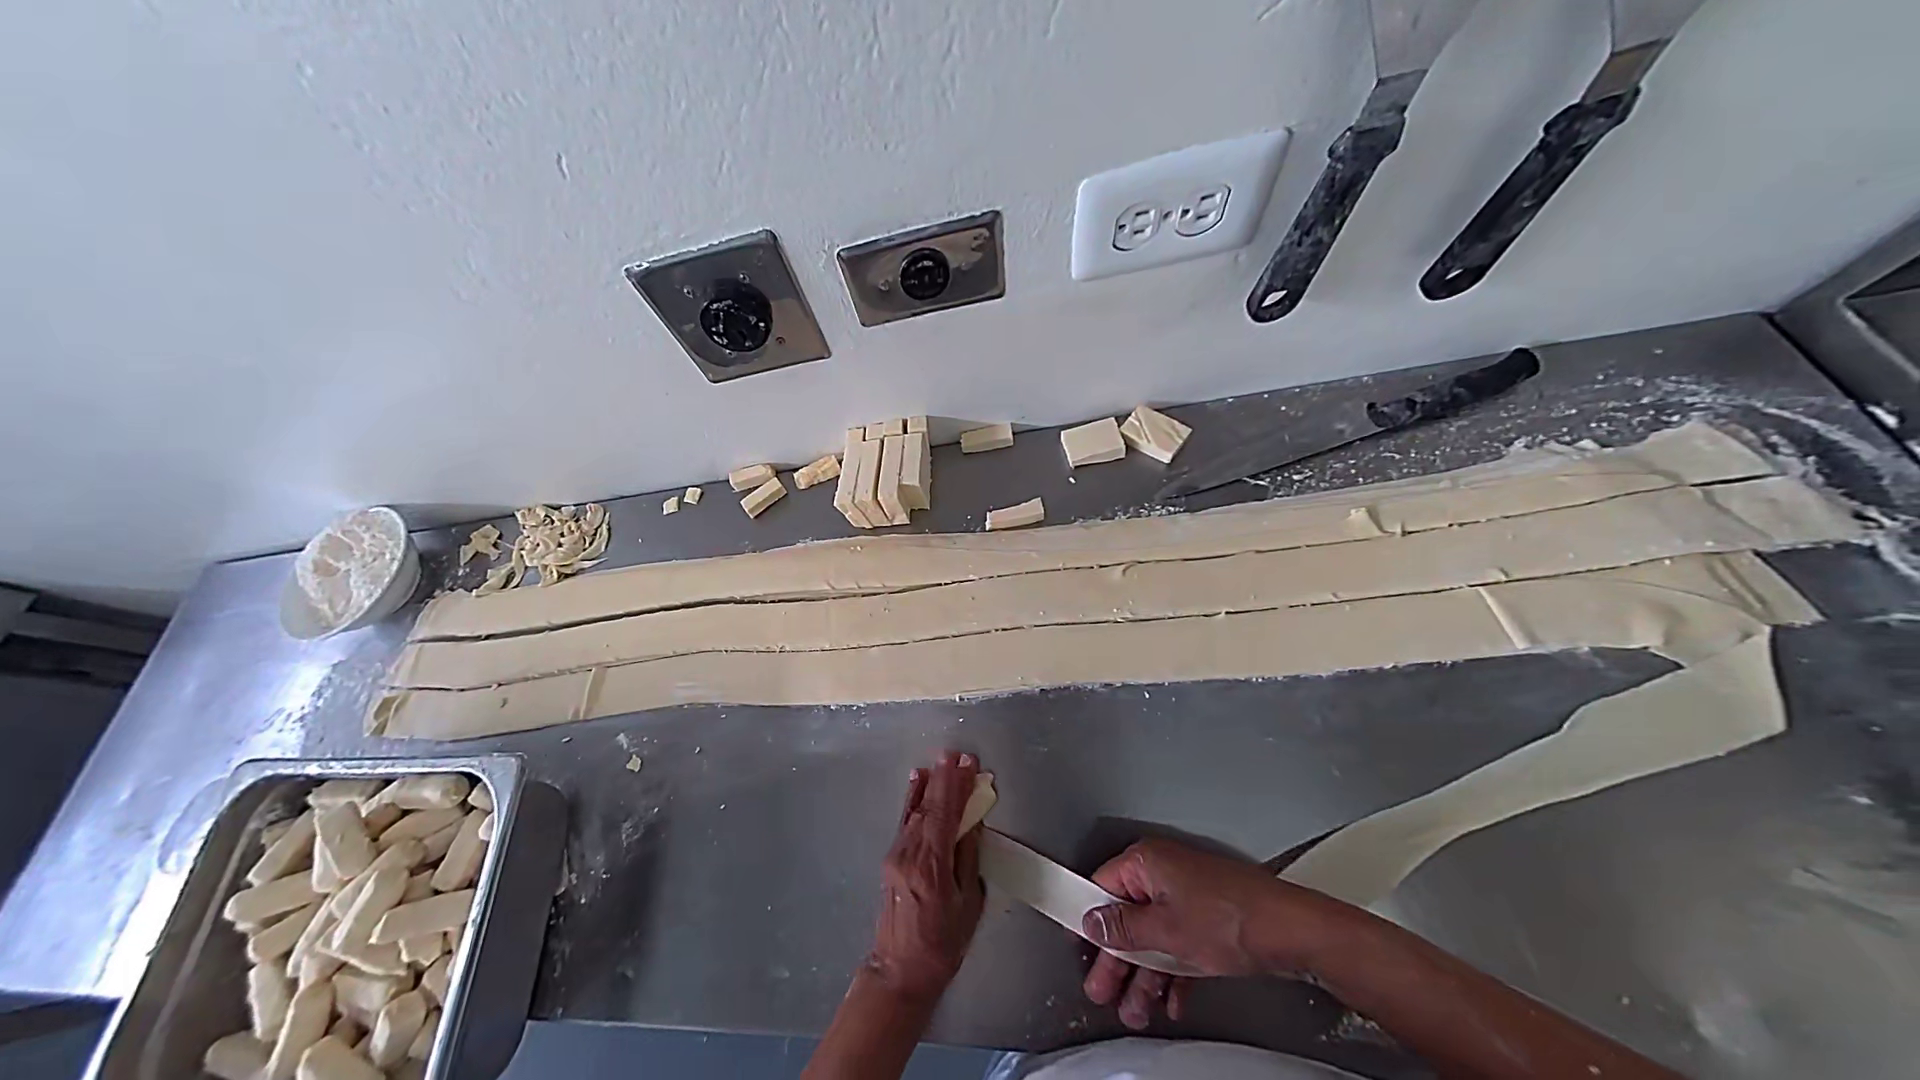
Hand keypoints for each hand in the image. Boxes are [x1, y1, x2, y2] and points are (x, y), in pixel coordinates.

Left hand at [863, 751, 985, 1003]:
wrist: (899, 970)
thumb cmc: (942, 944)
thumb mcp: (968, 904)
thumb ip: (968, 858)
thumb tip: (973, 822)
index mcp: (932, 866)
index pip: (947, 814)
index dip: (958, 786)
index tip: (969, 764)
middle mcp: (909, 854)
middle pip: (930, 807)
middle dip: (946, 778)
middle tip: (960, 755)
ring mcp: (896, 854)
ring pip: (916, 810)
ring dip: (931, 784)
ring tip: (943, 762)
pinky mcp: (890, 858)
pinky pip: (906, 821)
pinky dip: (914, 799)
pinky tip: (918, 782)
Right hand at [1080, 837, 1357, 1029]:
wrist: (1292, 931)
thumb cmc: (1233, 918)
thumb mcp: (1164, 931)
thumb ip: (1122, 929)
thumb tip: (1095, 922)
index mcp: (1146, 862)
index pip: (1101, 888)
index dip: (1088, 923)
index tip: (1080, 949)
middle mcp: (1164, 872)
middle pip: (1126, 916)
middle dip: (1116, 961)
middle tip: (1103, 988)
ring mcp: (1187, 894)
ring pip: (1153, 936)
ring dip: (1144, 976)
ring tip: (1136, 1008)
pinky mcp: (1208, 916)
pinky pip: (1178, 943)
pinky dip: (1171, 971)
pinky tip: (1169, 1000)